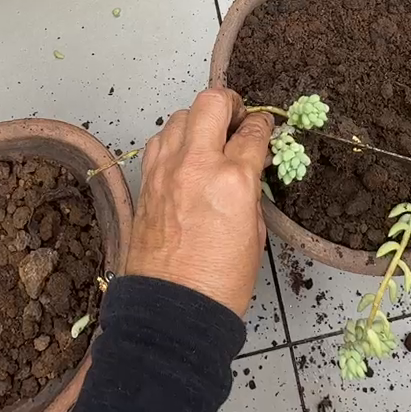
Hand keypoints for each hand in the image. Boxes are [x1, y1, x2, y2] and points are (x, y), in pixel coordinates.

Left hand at [122, 88, 274, 314]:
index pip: (252, 132)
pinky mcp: (147, 180)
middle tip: (236, 118)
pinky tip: (184, 156)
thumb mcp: (254, 232)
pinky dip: (175, 139)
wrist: (172, 309)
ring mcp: (167, 169)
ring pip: (181, 115)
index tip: (263, 126)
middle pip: (212, 102)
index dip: (262, 125)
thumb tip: (246, 167)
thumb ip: (249, 188)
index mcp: (233, 180)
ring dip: (199, 120)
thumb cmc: (222, 280)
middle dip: (229, 103)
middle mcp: (197, 164)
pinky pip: (161, 140)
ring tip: (208, 138)